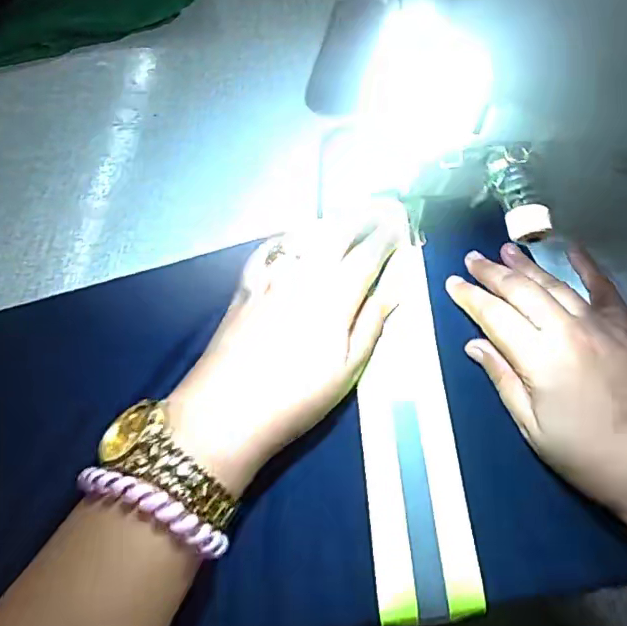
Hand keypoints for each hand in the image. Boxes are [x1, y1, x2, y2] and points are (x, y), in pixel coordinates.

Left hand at [165, 205, 402, 493]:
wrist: (221, 416)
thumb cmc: (295, 399)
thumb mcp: (348, 369)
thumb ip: (373, 321)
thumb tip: (395, 287)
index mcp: (335, 296)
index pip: (369, 253)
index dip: (389, 236)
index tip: (405, 224)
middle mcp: (305, 276)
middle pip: (339, 232)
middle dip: (366, 217)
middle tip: (386, 209)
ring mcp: (272, 278)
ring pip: (307, 234)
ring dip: (334, 220)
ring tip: (352, 216)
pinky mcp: (246, 286)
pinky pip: (271, 248)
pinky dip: (290, 235)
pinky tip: (297, 236)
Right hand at [445, 241, 626, 522]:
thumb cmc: (588, 455)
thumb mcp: (534, 428)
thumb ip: (504, 380)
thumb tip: (475, 344)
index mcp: (540, 357)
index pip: (496, 317)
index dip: (471, 298)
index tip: (452, 283)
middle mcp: (566, 329)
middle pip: (522, 292)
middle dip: (493, 273)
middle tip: (472, 259)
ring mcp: (598, 323)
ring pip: (555, 285)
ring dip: (528, 266)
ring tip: (506, 250)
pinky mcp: (623, 325)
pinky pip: (601, 286)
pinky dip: (586, 265)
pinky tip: (573, 249)